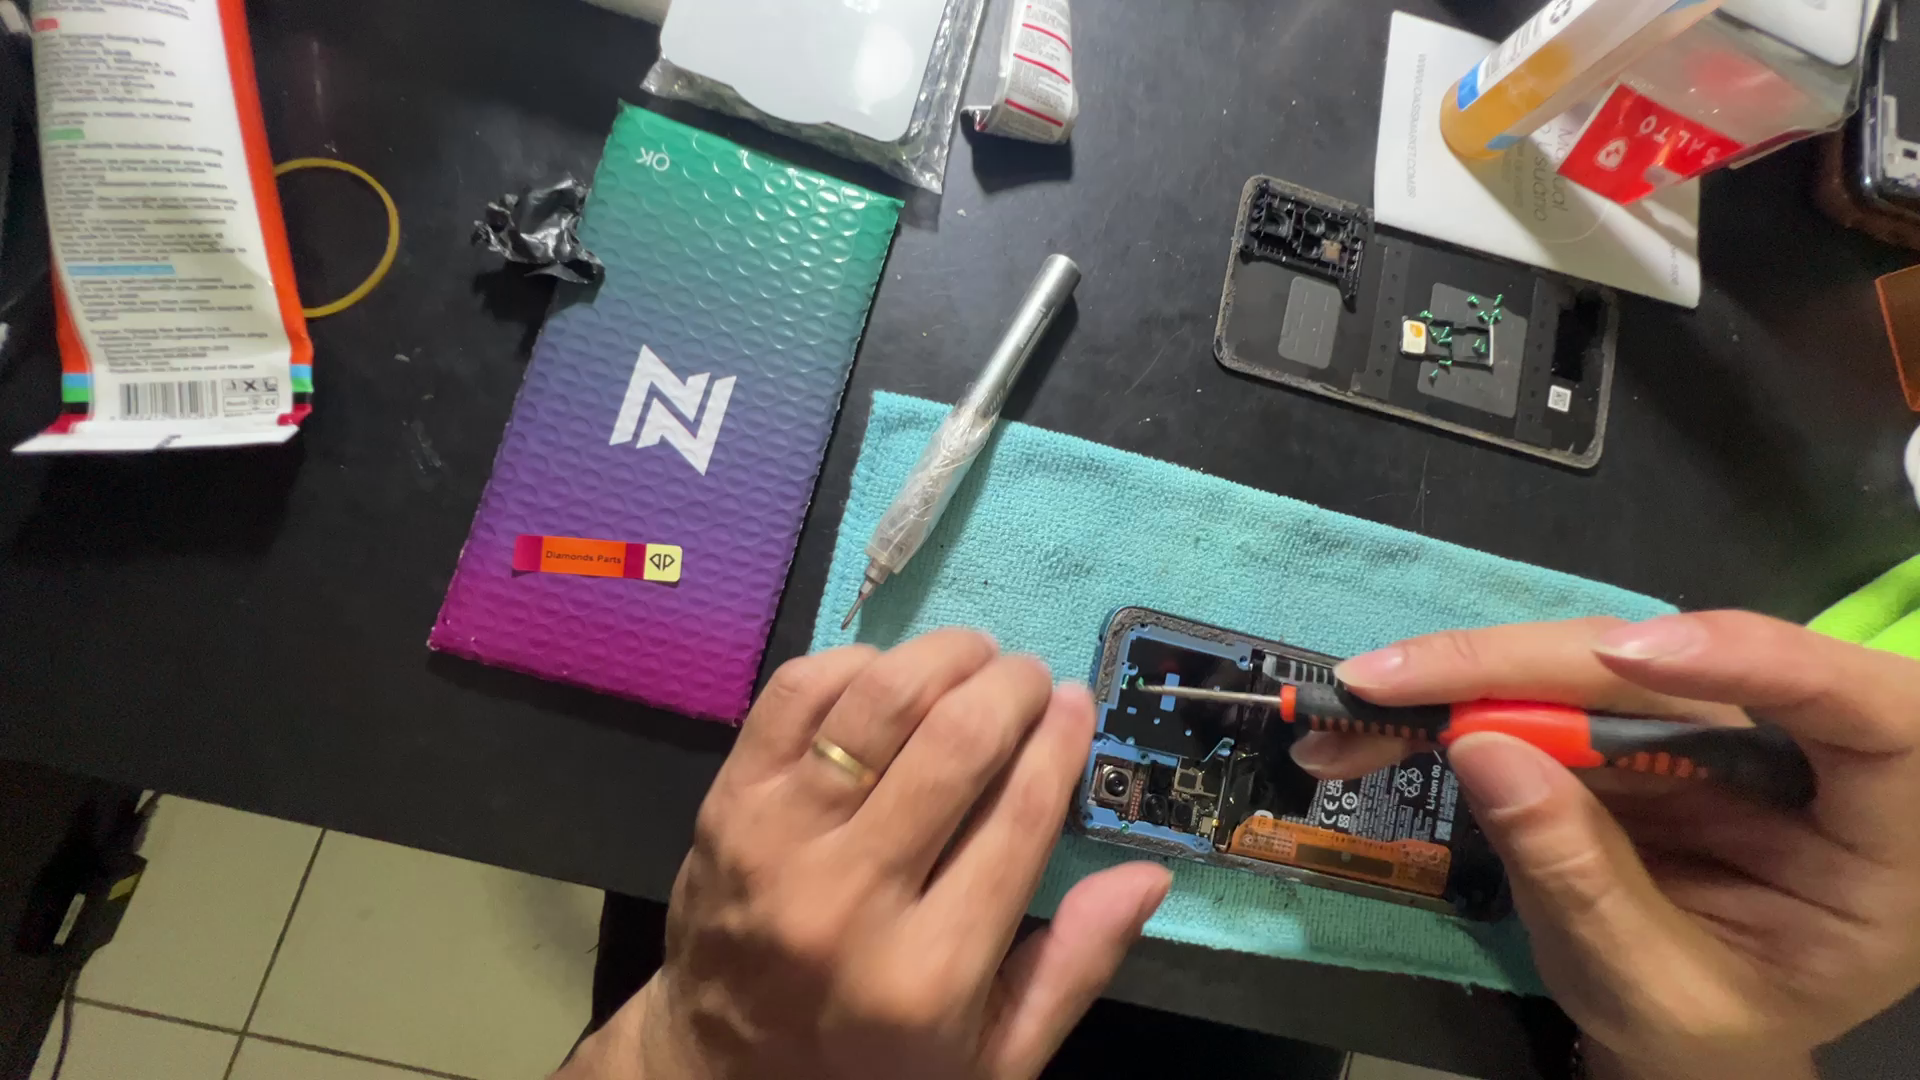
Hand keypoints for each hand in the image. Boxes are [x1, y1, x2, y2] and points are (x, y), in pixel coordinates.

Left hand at [559, 629, 1171, 1079]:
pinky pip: (797, 693)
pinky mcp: (728, 801)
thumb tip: (1148, 873)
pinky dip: (854, 661)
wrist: (715, 1072)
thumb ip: (1074, 965)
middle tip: (1027, 675)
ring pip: (877, 701)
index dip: (1059, 739)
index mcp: (930, 973)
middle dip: (1009, 687)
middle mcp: (851, 896)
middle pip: (955, 743)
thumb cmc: (870, 1067)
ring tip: (971, 654)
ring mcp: (778, 839)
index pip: (1019, 816)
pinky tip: (887, 671)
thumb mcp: (991, 1057)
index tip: (1074, 700)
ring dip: (941, 656)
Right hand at [1289, 613, 1919, 1079]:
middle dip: (1503, 667)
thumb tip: (1482, 747)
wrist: (1665, 1023)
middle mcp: (1773, 749)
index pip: (1868, 713)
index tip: (1622, 655)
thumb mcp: (1650, 985)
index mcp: (1871, 831)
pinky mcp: (1596, 723)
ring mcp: (1673, 726)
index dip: (1756, 662)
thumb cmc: (1698, 1024)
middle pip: (1647, 667)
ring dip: (1440, 682)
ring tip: (1349, 712)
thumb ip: (1579, 877)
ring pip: (1555, 665)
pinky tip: (1362, 730)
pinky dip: (1428, 708)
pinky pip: (1508, 693)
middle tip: (1382, 683)